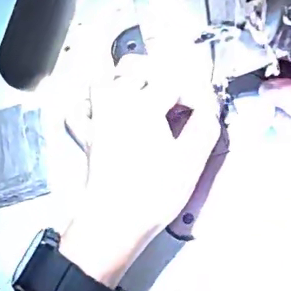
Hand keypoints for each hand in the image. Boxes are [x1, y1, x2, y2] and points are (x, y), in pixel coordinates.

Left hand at [60, 54, 221, 283]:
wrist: (115, 222)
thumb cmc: (150, 195)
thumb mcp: (192, 160)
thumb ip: (205, 126)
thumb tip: (209, 110)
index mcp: (144, 106)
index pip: (175, 80)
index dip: (194, 92)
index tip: (204, 110)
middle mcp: (116, 105)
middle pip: (136, 67)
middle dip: (162, 76)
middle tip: (180, 96)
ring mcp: (98, 119)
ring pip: (106, 80)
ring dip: (128, 82)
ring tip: (149, 96)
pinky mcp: (88, 138)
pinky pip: (81, 109)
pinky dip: (92, 105)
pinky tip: (107, 111)